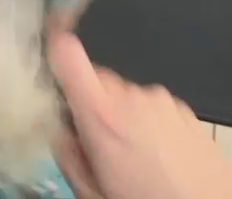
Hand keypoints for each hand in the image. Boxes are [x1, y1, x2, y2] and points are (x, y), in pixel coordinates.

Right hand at [47, 33, 231, 198]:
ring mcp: (160, 99)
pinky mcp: (185, 110)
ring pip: (124, 96)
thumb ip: (69, 156)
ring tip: (133, 162)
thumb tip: (55, 129)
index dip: (53, 47)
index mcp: (101, 115)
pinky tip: (159, 160)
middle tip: (97, 148)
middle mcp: (130, 95)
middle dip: (91, 107)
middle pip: (96, 81)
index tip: (46, 54)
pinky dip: (147, 125)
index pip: (67, 53)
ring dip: (121, 118)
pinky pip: (151, 107)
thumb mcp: (92, 194)